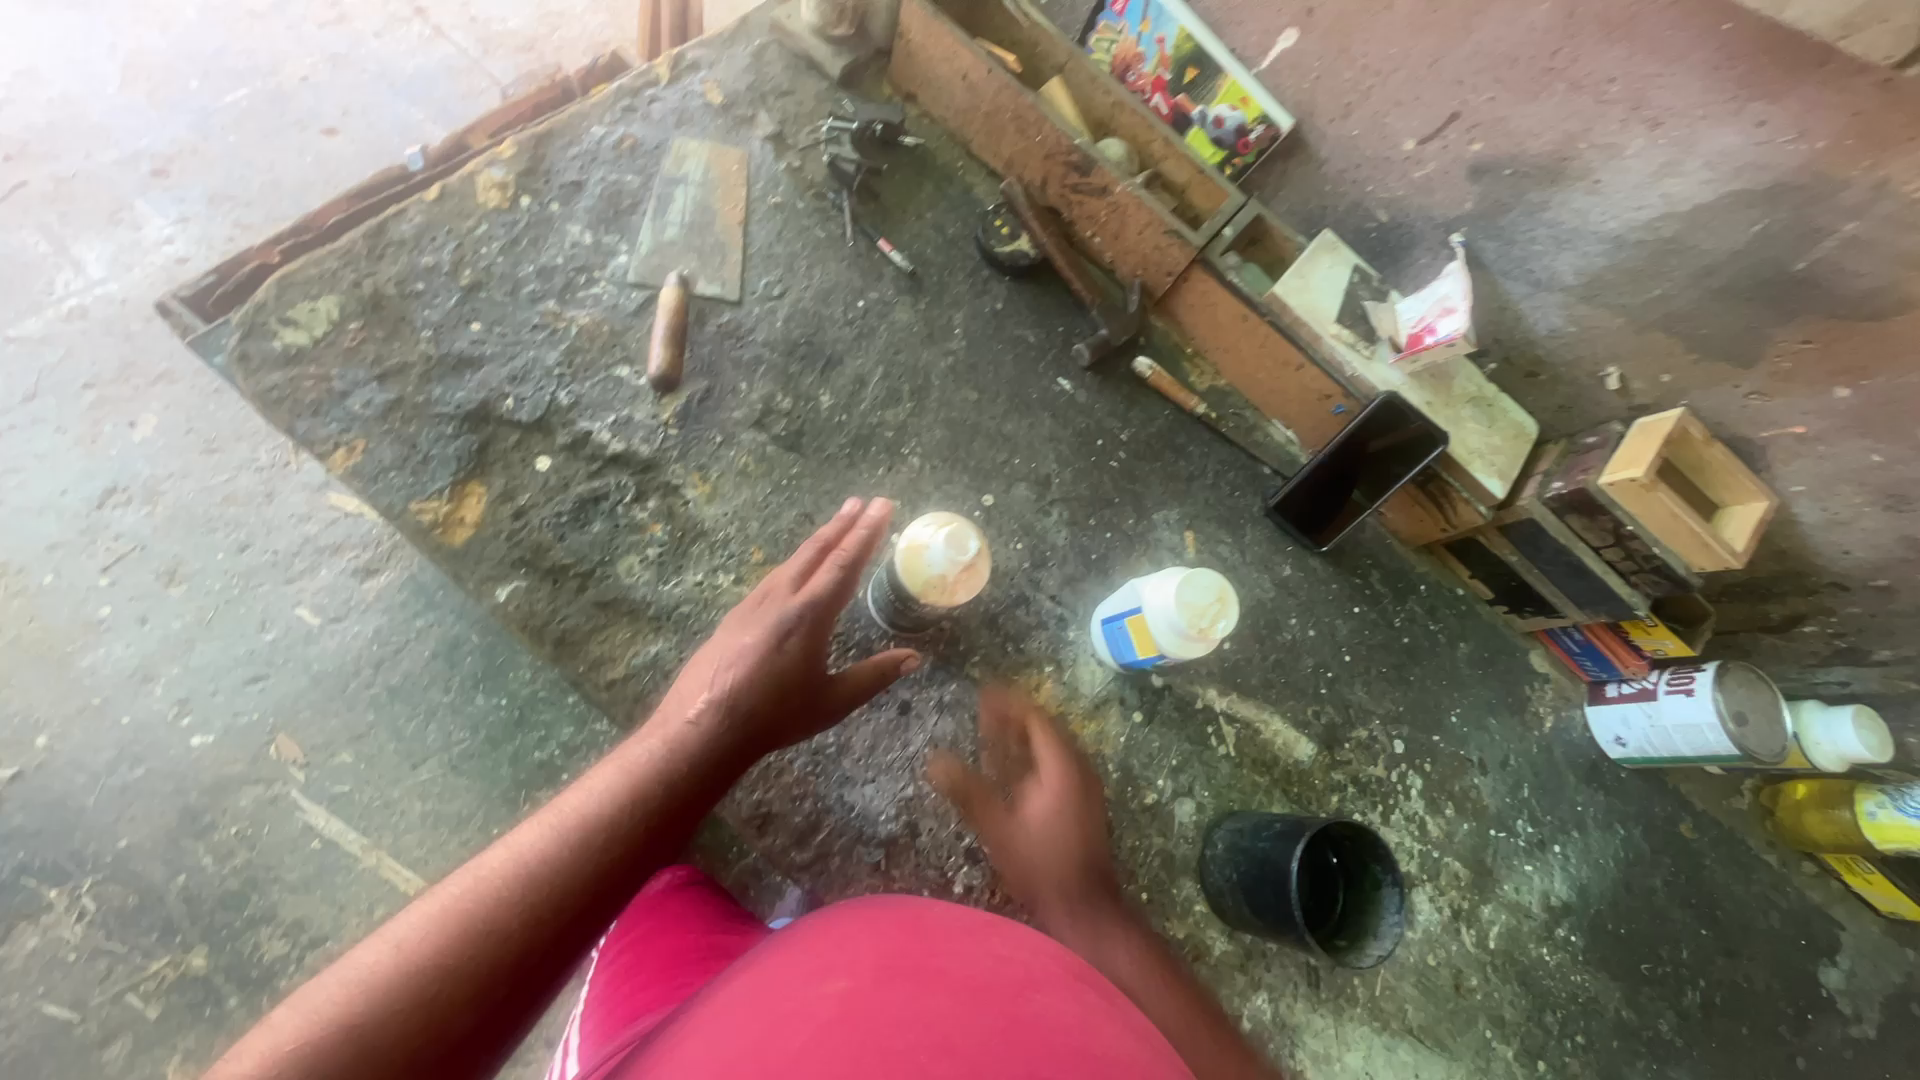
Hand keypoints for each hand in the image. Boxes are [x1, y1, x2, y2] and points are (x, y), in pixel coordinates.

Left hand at [655, 497, 920, 763]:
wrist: (701, 727)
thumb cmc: (774, 716)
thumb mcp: (833, 701)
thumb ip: (874, 676)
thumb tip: (915, 658)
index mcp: (810, 614)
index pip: (845, 563)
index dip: (866, 533)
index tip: (881, 506)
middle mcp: (781, 598)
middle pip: (817, 551)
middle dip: (843, 524)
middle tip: (862, 501)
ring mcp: (753, 604)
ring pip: (792, 561)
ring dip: (818, 540)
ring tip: (835, 526)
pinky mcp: (736, 615)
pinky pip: (773, 577)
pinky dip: (795, 562)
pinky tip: (795, 569)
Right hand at [927, 686, 1124, 935]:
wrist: (1086, 910)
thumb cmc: (1042, 867)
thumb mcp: (998, 829)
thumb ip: (967, 791)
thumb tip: (933, 759)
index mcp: (1062, 765)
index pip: (1035, 718)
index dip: (1008, 703)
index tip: (981, 692)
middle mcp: (1079, 767)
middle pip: (1044, 728)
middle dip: (1012, 718)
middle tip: (981, 709)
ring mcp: (1085, 785)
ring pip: (1051, 747)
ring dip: (1021, 738)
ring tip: (989, 733)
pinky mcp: (1083, 802)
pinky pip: (1056, 764)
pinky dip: (1032, 757)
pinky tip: (1010, 769)